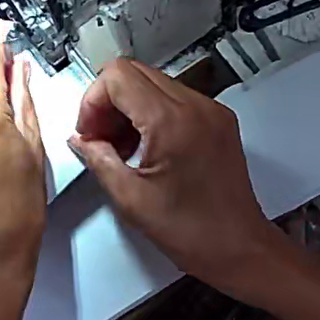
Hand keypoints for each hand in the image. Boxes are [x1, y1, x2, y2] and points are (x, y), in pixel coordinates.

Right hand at [67, 58, 297, 301]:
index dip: (93, 101)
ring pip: (152, 82)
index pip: (118, 76)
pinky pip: (173, 98)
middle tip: (99, 139)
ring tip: (121, 147)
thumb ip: (98, 159)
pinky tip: (144, 147)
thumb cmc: (192, 231)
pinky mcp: (217, 120)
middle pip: (134, 72)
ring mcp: (210, 111)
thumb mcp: (129, 198)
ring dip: (128, 108)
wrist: (239, 248)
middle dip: (107, 102)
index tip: (89, 132)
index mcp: (172, 123)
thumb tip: (81, 139)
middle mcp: (196, 107)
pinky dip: (150, 114)